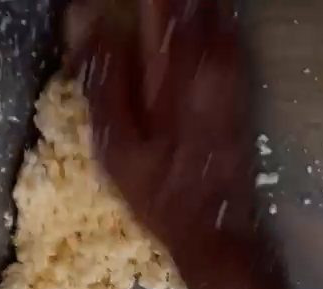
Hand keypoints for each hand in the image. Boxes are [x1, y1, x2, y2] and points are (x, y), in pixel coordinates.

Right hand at [67, 0, 263, 283]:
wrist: (217, 232)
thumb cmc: (161, 197)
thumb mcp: (117, 148)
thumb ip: (102, 78)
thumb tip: (83, 13)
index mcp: (180, 61)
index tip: (101, 1)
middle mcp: (215, 50)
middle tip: (119, 9)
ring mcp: (232, 61)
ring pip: (207, 2)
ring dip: (172, 5)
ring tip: (141, 17)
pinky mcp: (238, 75)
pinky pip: (219, 19)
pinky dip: (193, 14)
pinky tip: (167, 34)